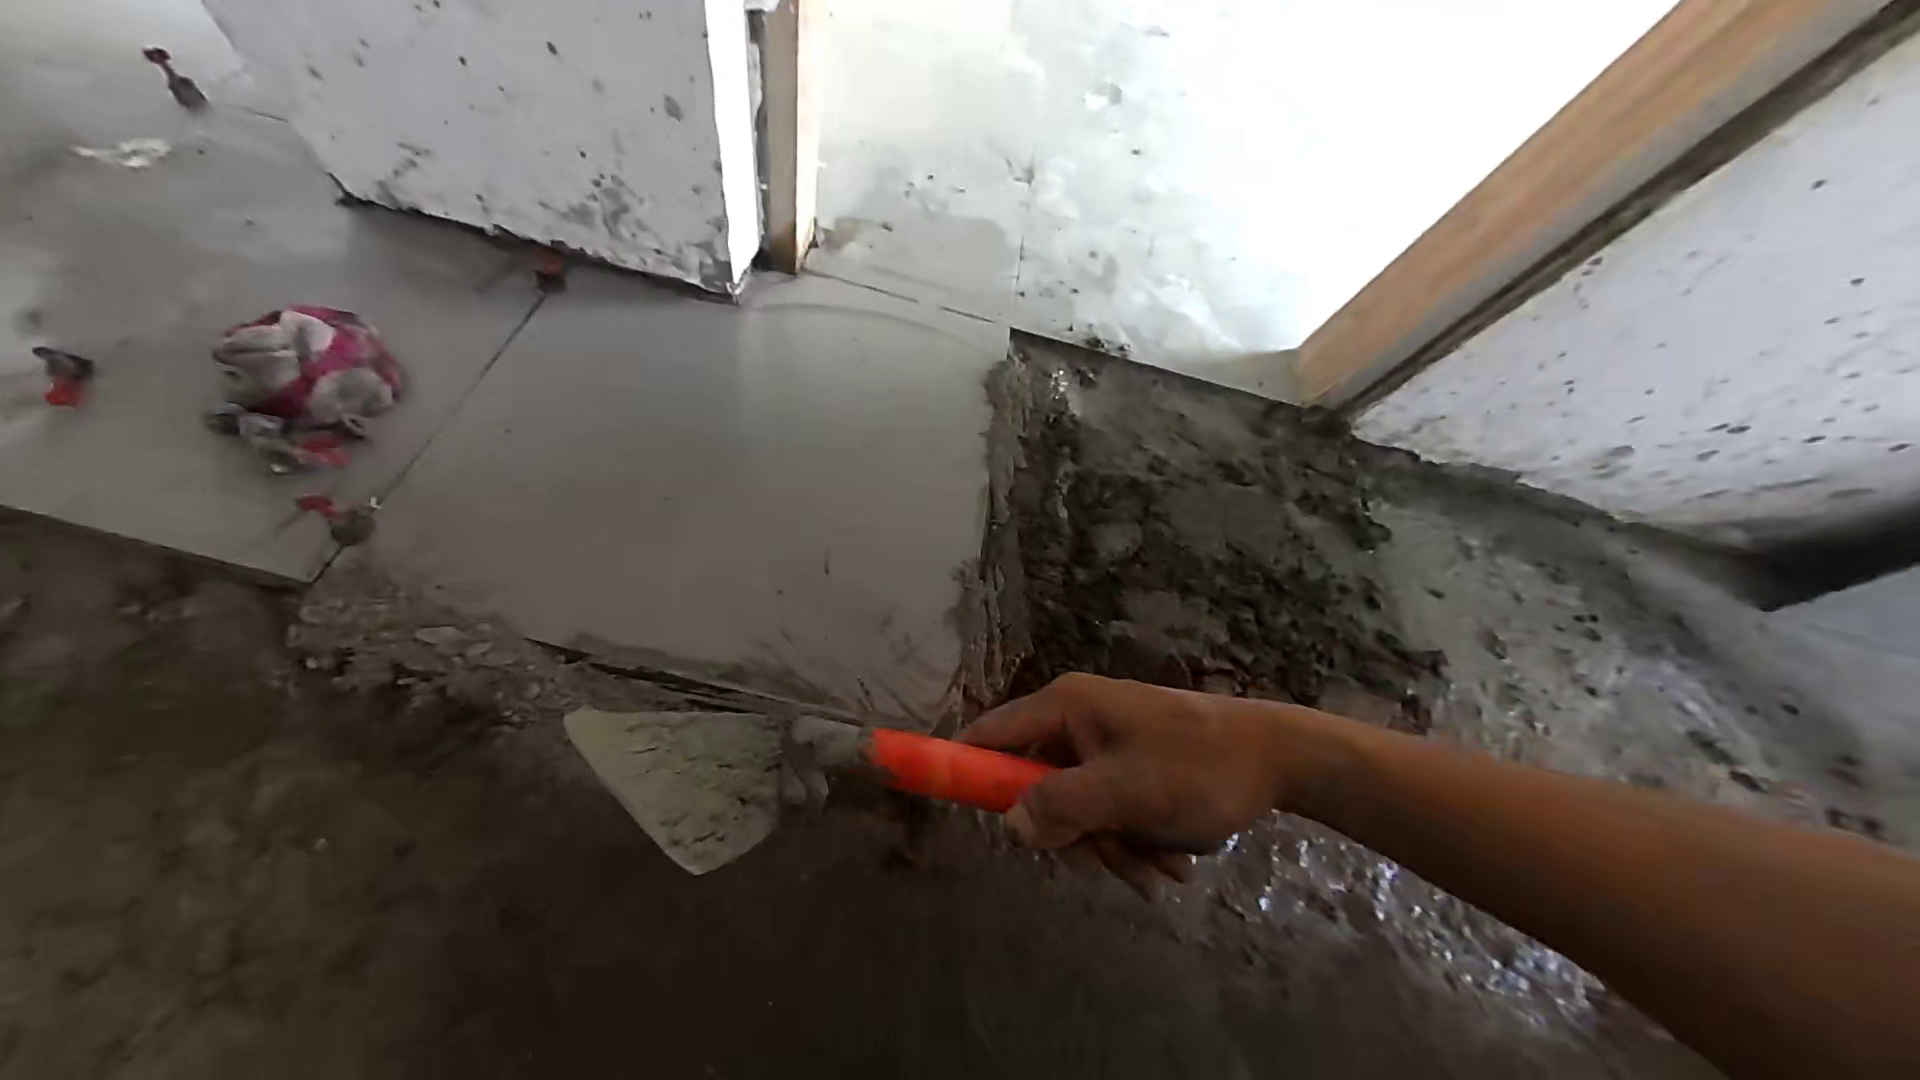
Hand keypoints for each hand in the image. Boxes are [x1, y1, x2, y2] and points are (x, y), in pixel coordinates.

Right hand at [959, 673, 1297, 894]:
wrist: (1276, 756)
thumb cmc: (1196, 765)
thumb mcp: (1127, 790)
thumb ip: (1062, 805)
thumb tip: (1010, 825)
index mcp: (1065, 707)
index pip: (992, 732)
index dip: (965, 765)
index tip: (955, 808)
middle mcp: (1076, 720)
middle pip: (1034, 783)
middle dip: (1068, 832)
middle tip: (1105, 860)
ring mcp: (1101, 742)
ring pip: (1073, 806)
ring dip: (1106, 845)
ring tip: (1157, 869)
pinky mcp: (1125, 764)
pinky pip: (1104, 809)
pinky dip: (1127, 839)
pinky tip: (1166, 861)